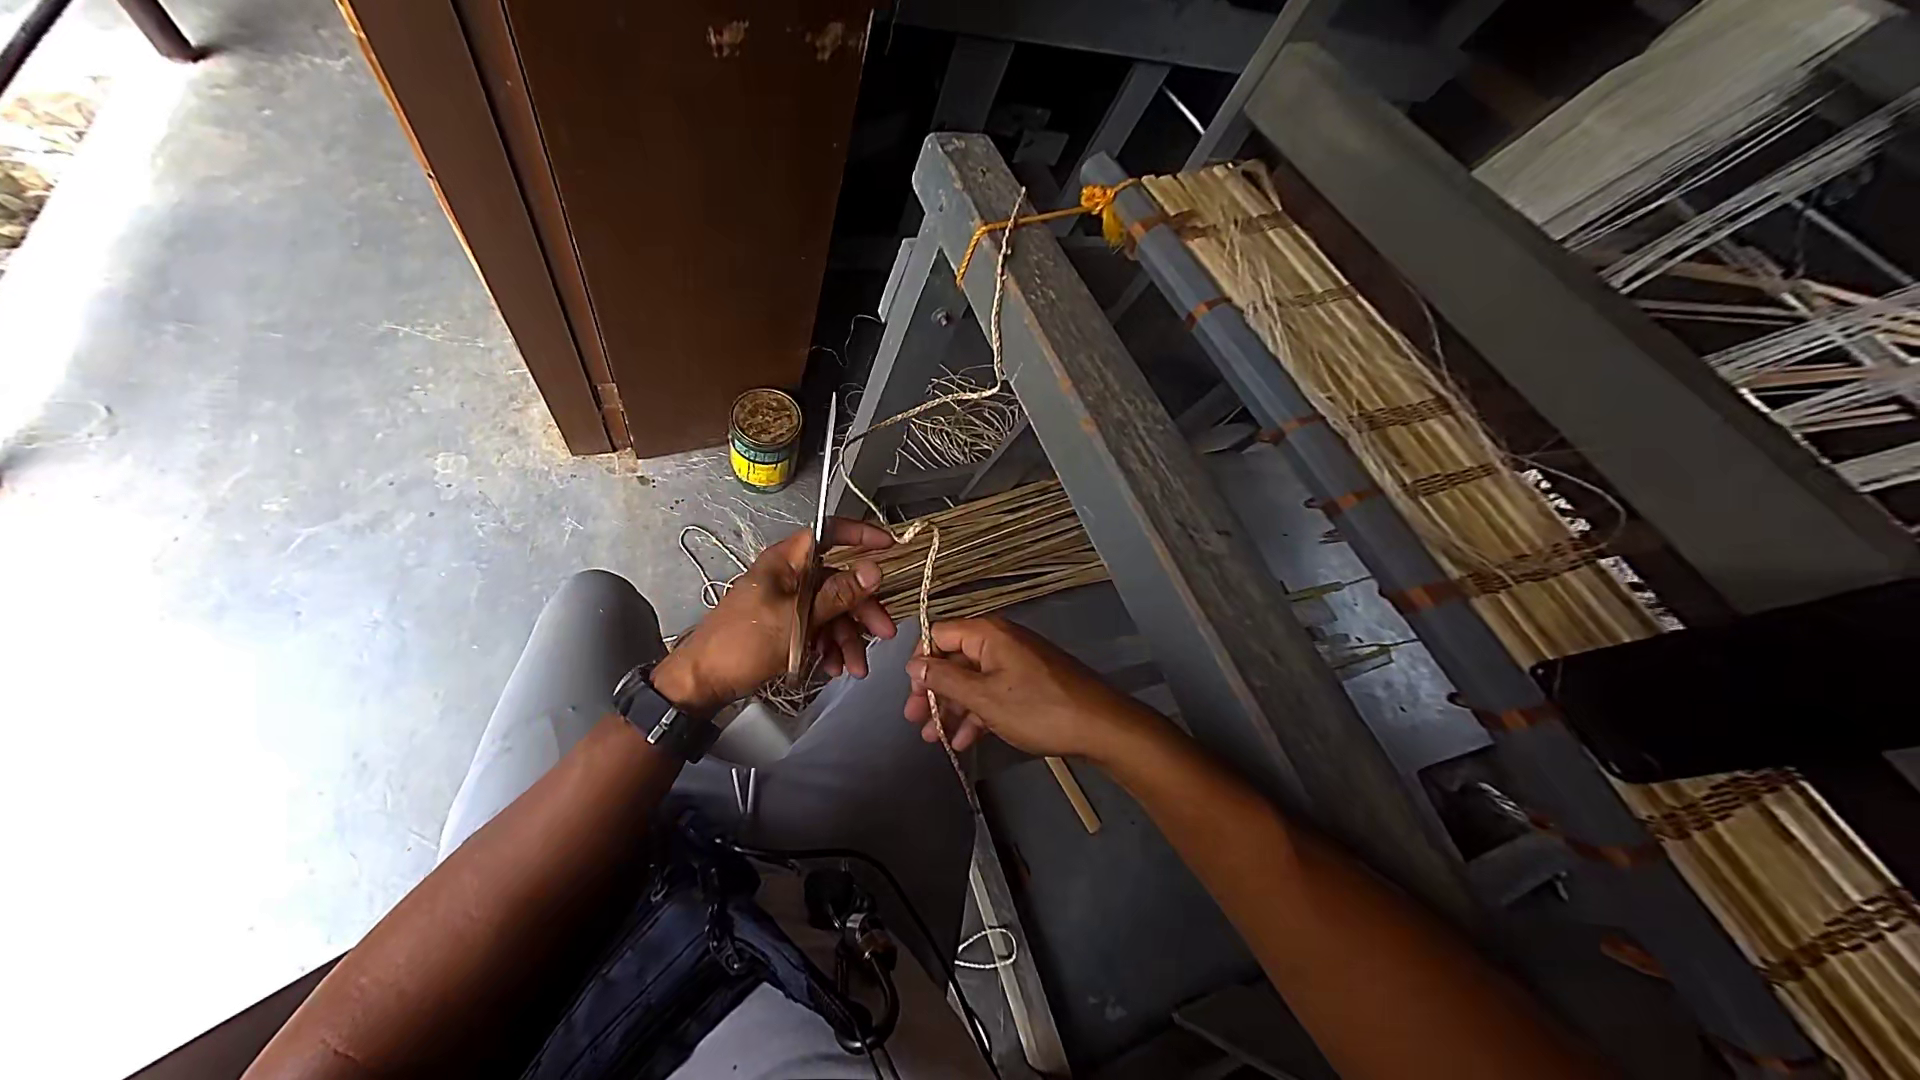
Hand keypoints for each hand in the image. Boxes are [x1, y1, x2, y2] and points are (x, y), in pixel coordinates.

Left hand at [652, 518, 896, 711]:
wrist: (702, 682)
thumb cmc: (742, 644)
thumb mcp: (798, 619)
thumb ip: (838, 594)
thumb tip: (874, 568)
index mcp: (786, 562)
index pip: (828, 532)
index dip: (860, 535)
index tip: (888, 546)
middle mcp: (789, 577)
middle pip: (839, 581)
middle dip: (862, 609)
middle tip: (883, 632)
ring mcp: (788, 603)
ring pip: (832, 611)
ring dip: (848, 638)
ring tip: (855, 666)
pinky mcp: (786, 627)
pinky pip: (818, 629)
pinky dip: (830, 647)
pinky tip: (834, 667)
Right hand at [903, 617, 1167, 761]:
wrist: (1100, 727)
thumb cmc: (1038, 709)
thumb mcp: (984, 697)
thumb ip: (944, 679)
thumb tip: (913, 664)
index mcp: (988, 634)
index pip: (938, 634)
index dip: (921, 661)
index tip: (910, 692)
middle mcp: (1000, 641)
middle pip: (954, 659)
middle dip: (933, 690)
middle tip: (915, 719)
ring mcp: (1015, 663)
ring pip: (972, 680)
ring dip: (952, 708)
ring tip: (933, 737)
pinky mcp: (1028, 684)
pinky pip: (992, 692)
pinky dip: (976, 714)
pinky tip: (964, 740)